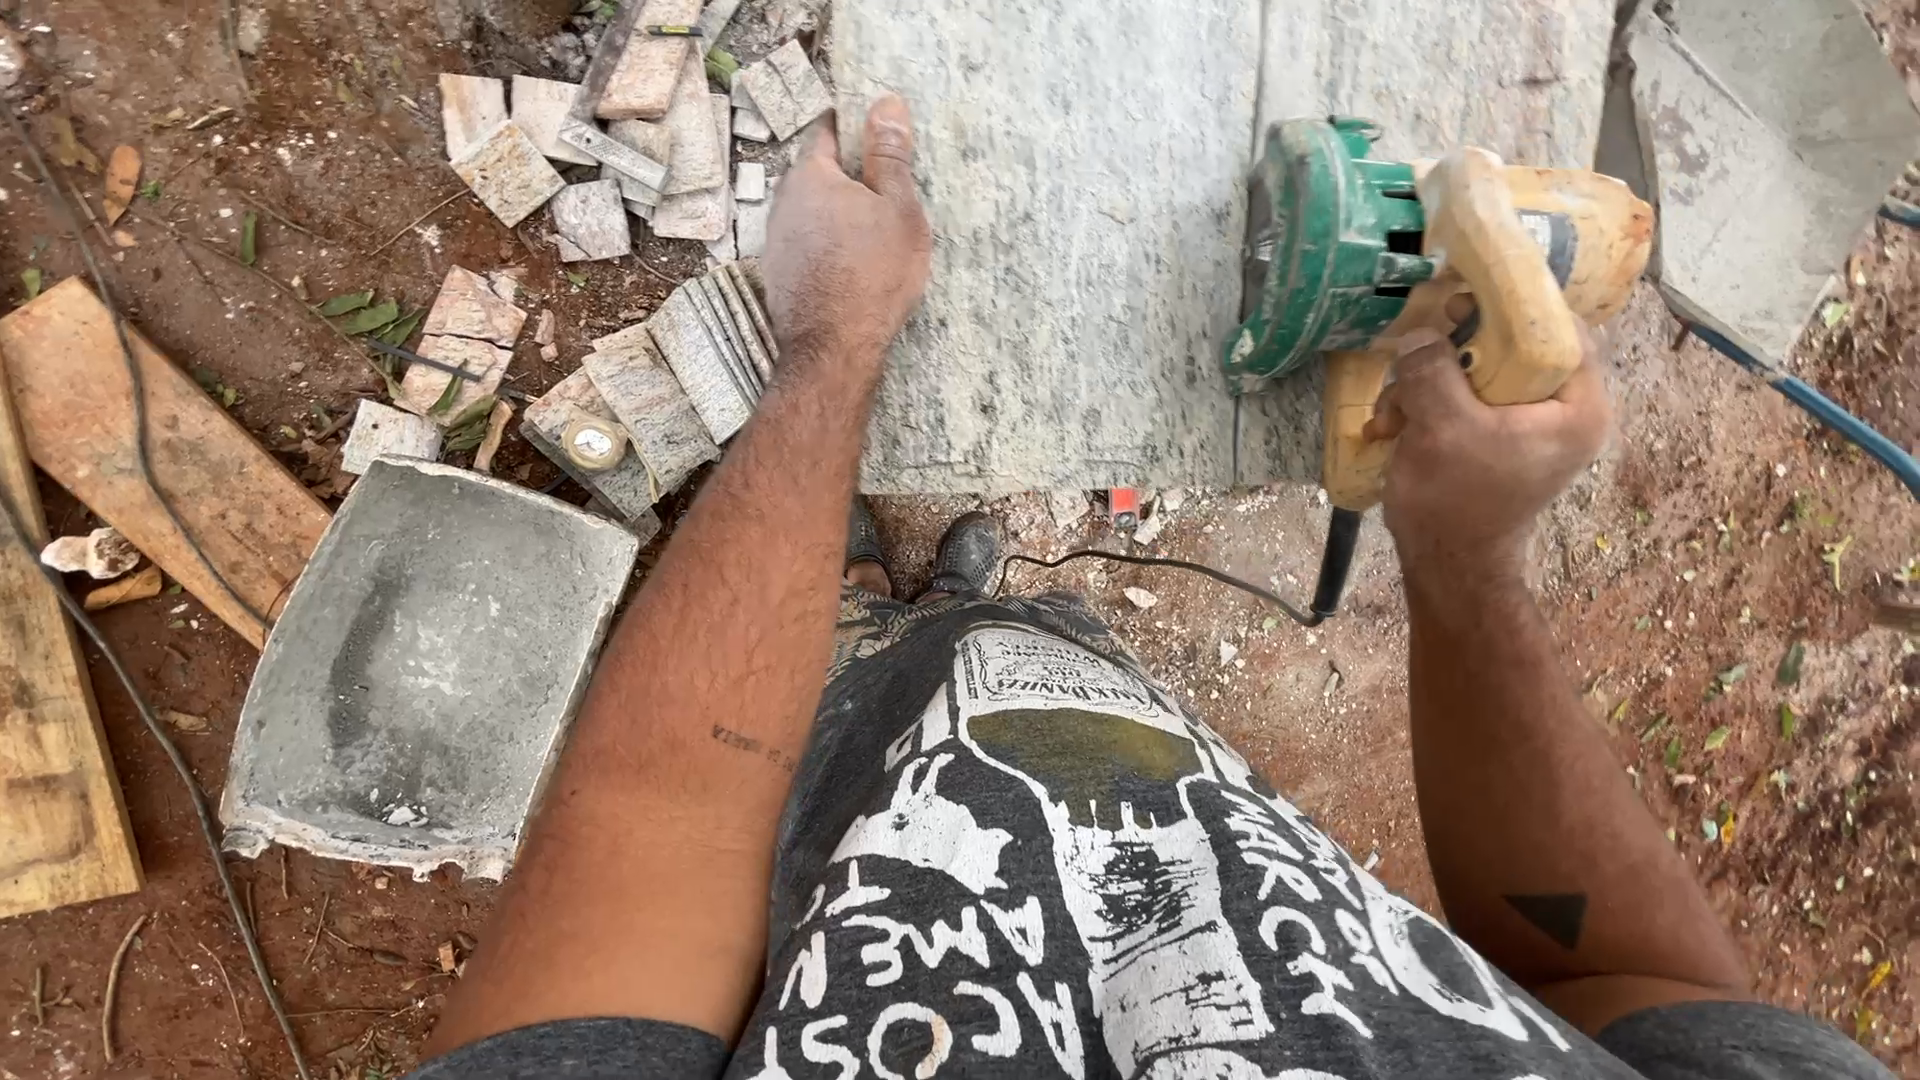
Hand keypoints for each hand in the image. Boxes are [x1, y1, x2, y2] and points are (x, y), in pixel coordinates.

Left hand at [761, 95, 931, 359]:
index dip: (857, 135)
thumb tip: (886, 104)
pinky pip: (807, 251)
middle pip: (820, 179)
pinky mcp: (778, 278)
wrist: (834, 348)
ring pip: (812, 218)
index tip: (882, 149)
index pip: (830, 133)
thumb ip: (890, 157)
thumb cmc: (873, 276)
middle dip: (850, 186)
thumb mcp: (899, 211)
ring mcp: (775, 243)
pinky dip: (826, 255)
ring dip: (837, 224)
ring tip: (872, 248)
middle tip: (886, 206)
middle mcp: (782, 202)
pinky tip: (850, 276)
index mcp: (811, 175)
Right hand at [1363, 326, 1611, 582]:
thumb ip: (1432, 373)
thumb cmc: (1454, 502)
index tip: (1460, 301)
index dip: (1510, 310)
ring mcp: (1525, 429)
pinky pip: (1459, 404)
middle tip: (1410, 369)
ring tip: (1389, 418)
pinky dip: (1422, 411)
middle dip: (1447, 361)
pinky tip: (1392, 428)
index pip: (1559, 331)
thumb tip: (1417, 335)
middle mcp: (1560, 412)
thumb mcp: (1441, 430)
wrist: (1444, 565)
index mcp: (1576, 407)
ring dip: (1422, 390)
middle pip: (1508, 353)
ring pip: (1473, 379)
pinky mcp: (1493, 442)